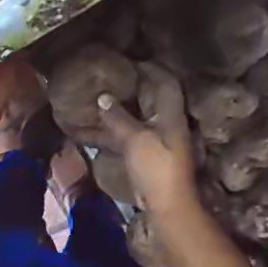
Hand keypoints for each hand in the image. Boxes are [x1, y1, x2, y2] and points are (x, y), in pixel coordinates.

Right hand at [97, 63, 198, 216]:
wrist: (167, 206)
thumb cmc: (156, 168)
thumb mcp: (135, 139)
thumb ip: (118, 117)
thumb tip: (103, 97)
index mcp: (171, 115)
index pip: (165, 82)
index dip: (151, 68)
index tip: (130, 60)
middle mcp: (168, 124)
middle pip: (151, 98)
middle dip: (133, 87)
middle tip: (110, 77)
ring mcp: (158, 141)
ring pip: (138, 117)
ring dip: (120, 109)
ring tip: (98, 99)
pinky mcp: (148, 156)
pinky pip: (129, 135)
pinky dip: (114, 130)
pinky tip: (95, 129)